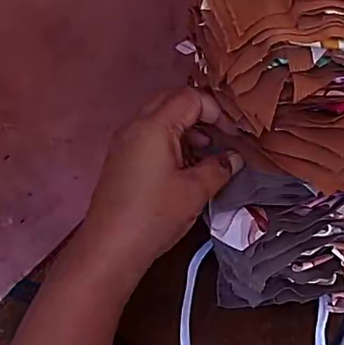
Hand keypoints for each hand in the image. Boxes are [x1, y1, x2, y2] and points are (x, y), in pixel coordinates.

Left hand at [72, 87, 241, 283]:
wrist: (110, 247)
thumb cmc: (153, 216)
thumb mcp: (195, 191)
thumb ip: (219, 168)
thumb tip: (233, 158)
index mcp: (153, 126)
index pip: (190, 97)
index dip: (217, 110)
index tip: (233, 133)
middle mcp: (134, 126)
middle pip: (172, 101)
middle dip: (201, 114)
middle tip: (221, 137)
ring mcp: (124, 142)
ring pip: (159, 118)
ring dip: (185, 128)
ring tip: (206, 154)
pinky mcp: (120, 159)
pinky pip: (148, 137)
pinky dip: (170, 142)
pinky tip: (184, 167)